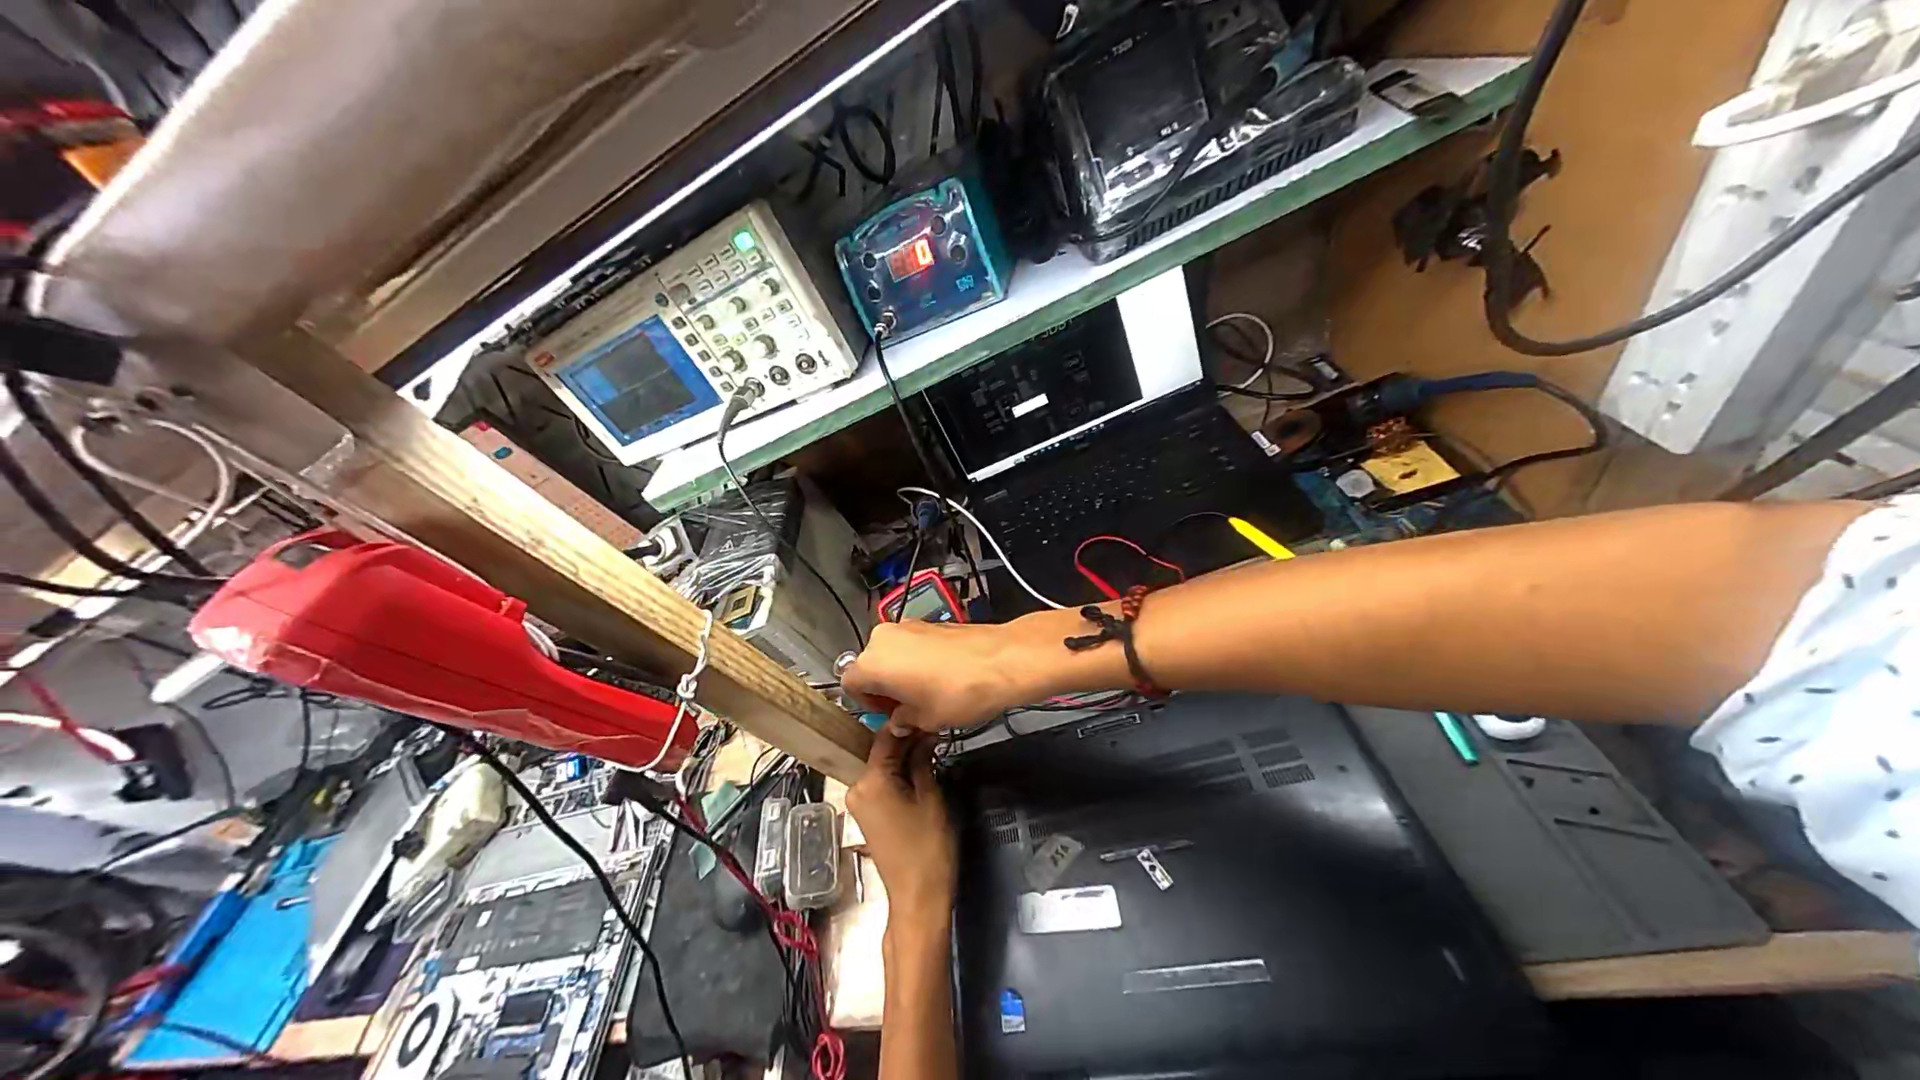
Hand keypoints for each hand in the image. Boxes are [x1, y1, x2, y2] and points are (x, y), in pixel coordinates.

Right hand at [841, 619, 1041, 733]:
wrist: (1001, 661)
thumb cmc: (958, 692)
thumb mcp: (925, 719)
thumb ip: (903, 719)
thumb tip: (900, 720)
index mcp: (872, 662)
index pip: (850, 685)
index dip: (867, 704)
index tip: (888, 716)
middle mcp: (884, 638)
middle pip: (871, 666)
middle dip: (885, 688)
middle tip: (907, 709)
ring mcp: (908, 626)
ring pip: (892, 654)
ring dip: (901, 674)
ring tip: (927, 695)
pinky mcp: (930, 623)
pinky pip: (912, 645)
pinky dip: (918, 661)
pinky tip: (940, 679)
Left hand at [846, 727, 955, 923]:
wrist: (918, 898)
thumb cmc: (927, 848)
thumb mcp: (930, 797)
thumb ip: (923, 760)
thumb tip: (925, 734)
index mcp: (870, 780)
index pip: (885, 737)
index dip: (908, 725)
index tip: (929, 714)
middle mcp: (856, 788)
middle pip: (880, 751)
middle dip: (906, 740)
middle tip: (935, 730)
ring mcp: (859, 802)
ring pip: (881, 767)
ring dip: (903, 757)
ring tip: (932, 746)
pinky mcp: (866, 814)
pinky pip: (880, 783)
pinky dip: (897, 774)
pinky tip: (919, 768)